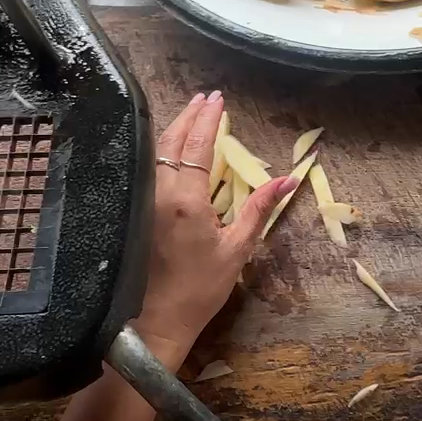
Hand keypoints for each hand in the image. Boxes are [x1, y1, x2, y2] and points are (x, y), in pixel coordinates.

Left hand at [127, 92, 297, 368]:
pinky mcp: (132, 210)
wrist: (154, 322)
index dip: (209, 119)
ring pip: (154, 152)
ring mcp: (141, 201)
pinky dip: (159, 149)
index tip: (218, 98)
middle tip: (204, 97)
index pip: (198, 145)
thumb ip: (260, 208)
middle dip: (189, 115)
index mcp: (186, 200)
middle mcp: (158, 193)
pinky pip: (145, 168)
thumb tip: (289, 178)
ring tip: (189, 112)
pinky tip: (167, 147)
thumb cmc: (200, 289)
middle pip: (172, 141)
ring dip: (173, 128)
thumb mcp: (238, 249)